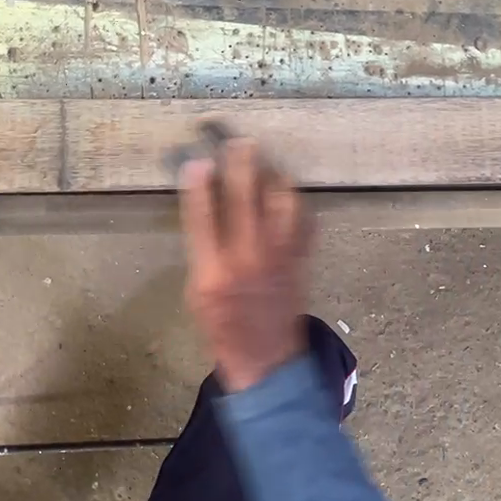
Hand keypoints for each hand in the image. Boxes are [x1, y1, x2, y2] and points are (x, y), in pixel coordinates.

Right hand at [179, 137, 310, 392]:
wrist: (266, 359)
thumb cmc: (221, 325)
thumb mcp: (195, 291)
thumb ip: (202, 248)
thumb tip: (207, 205)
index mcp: (213, 271)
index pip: (203, 216)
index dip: (200, 184)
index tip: (198, 159)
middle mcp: (248, 258)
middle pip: (246, 198)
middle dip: (242, 164)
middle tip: (239, 141)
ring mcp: (279, 257)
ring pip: (282, 202)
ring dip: (274, 176)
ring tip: (266, 161)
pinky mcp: (301, 259)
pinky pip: (305, 220)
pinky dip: (297, 202)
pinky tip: (288, 191)